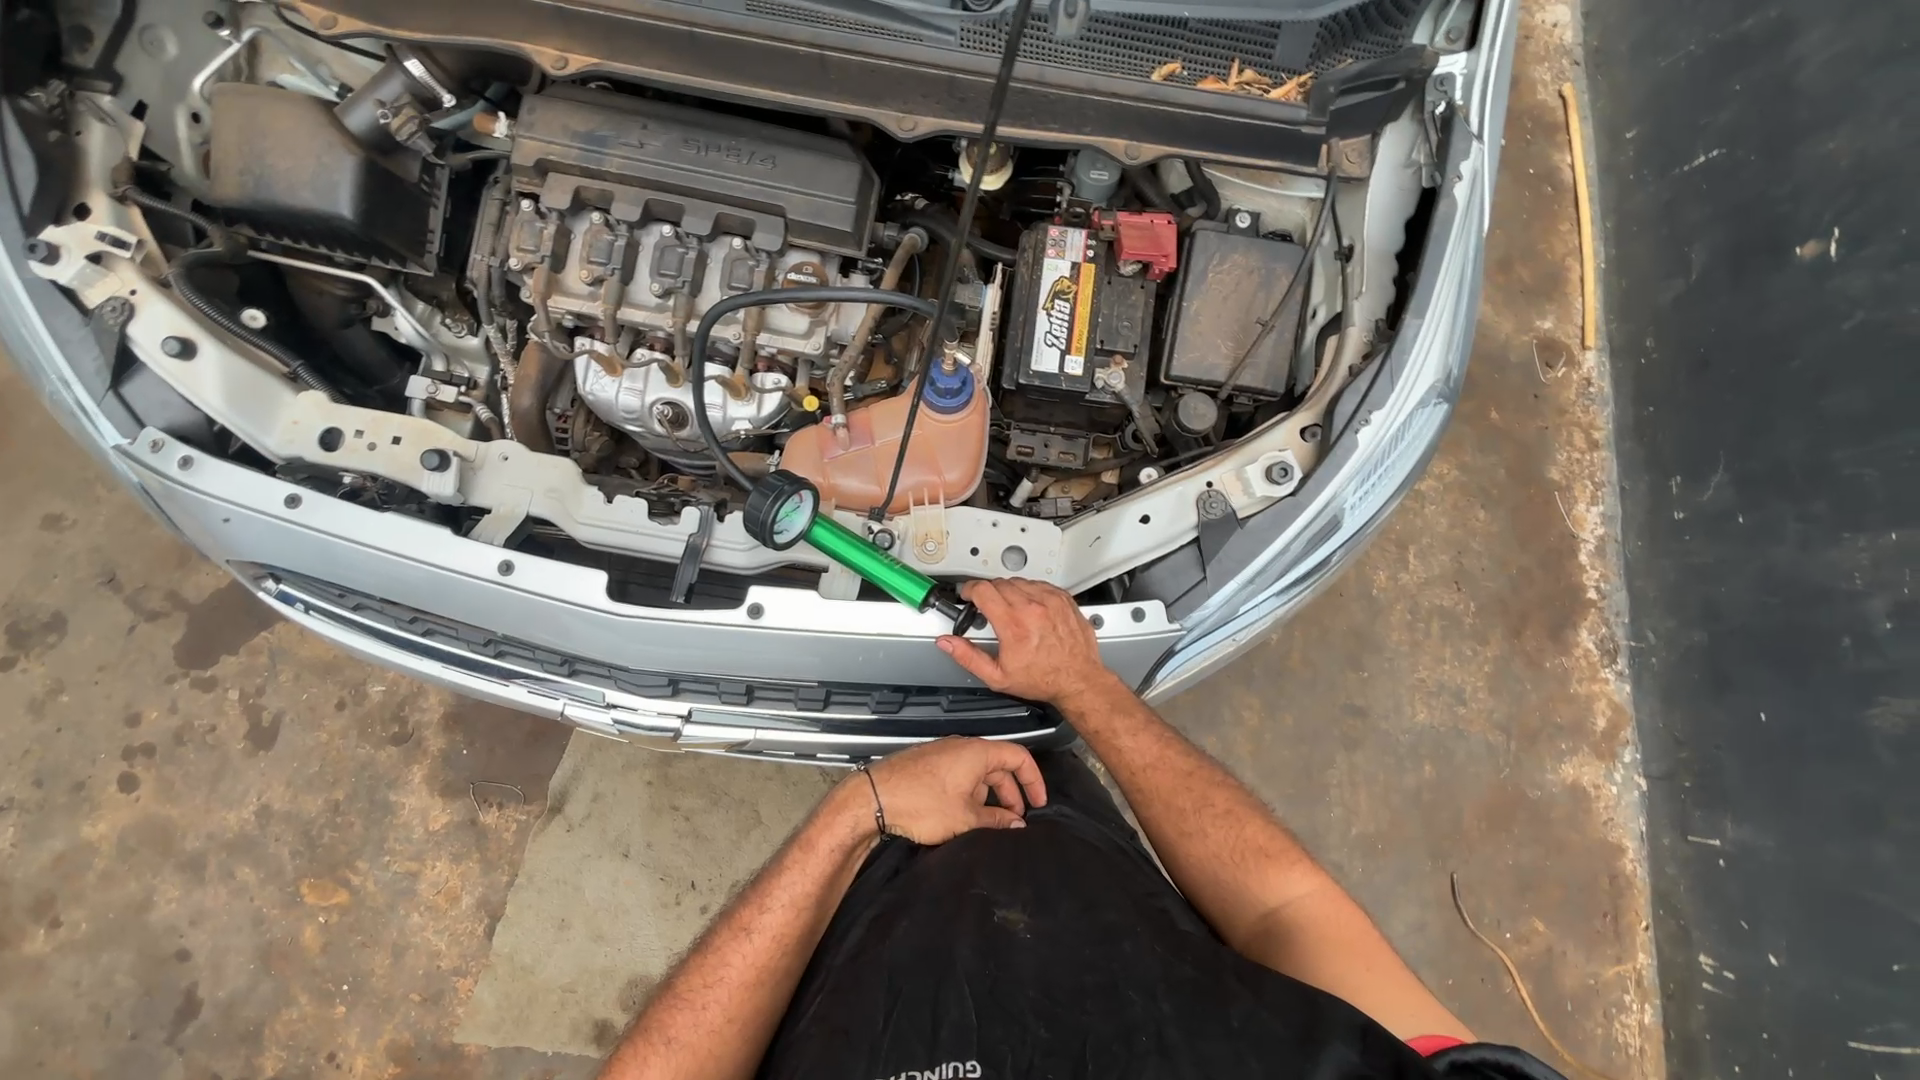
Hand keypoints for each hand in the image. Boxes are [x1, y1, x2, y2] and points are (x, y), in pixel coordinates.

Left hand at [852, 736, 1046, 844]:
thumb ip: (996, 820)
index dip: (1033, 779)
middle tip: (1015, 819)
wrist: (872, 798)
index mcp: (977, 752)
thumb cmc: (919, 803)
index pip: (1018, 756)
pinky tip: (963, 816)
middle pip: (998, 765)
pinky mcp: (928, 765)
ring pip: (977, 772)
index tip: (1039, 802)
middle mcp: (961, 746)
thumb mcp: (965, 818)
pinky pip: (959, 775)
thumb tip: (1017, 823)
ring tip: (988, 823)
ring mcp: (943, 754)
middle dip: (1011, 793)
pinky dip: (969, 792)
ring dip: (988, 795)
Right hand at [937, 579, 1126, 708]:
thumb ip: (968, 656)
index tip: (968, 595)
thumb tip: (948, 643)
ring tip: (1009, 608)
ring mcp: (1050, 601)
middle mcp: (1032, 608)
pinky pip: (1039, 583)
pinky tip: (1029, 605)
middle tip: (987, 606)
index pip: (983, 590)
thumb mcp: (997, 676)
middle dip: (988, 592)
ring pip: (1019, 580)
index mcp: (1013, 624)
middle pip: (999, 583)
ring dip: (1009, 590)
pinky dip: (1029, 590)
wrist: (1078, 679)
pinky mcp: (1063, 599)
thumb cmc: (1043, 679)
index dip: (969, 589)